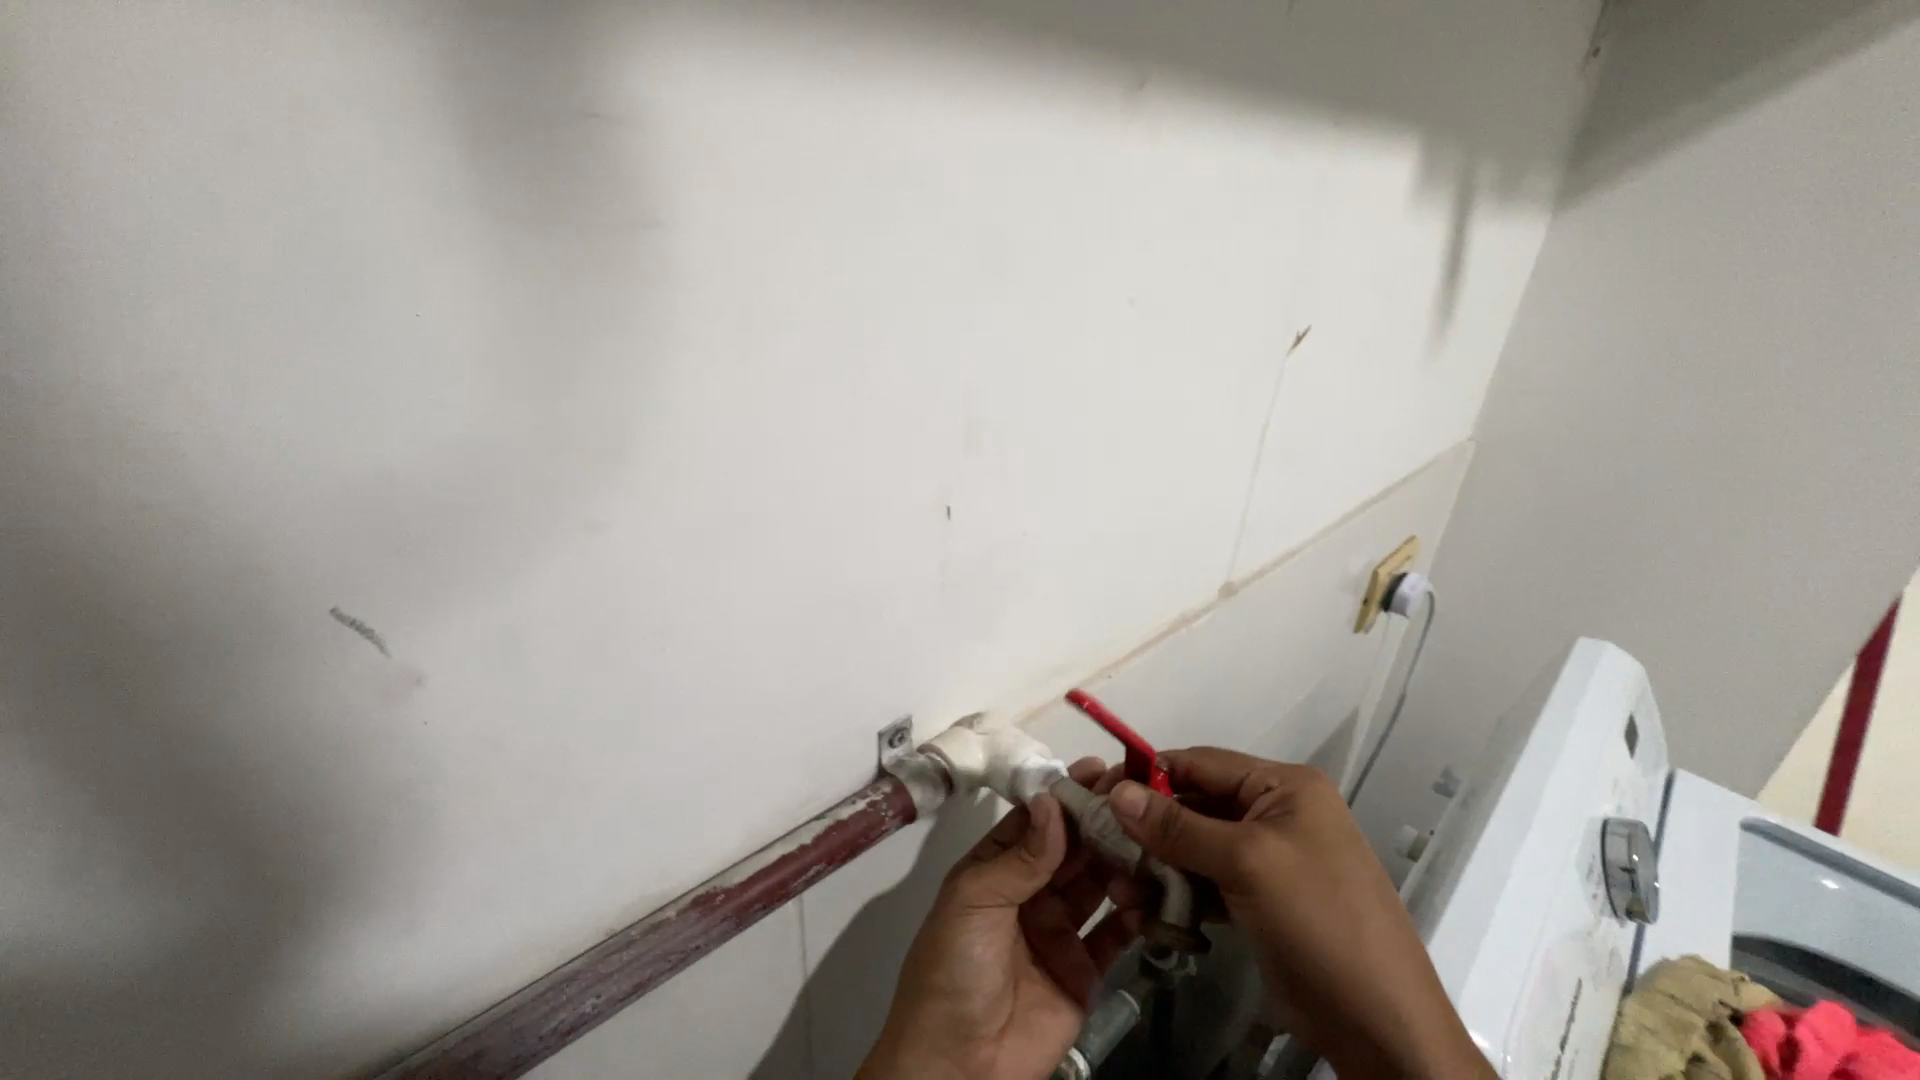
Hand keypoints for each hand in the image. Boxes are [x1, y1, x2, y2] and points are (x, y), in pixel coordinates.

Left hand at [858, 758, 1138, 1079]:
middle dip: (1101, 823)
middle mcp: (1027, 893)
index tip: (1101, 771)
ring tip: (1153, 840)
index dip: (1065, 797)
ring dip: (1122, 862)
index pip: (1034, 822)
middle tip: (1140, 798)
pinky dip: (1135, 912)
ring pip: (1096, 884)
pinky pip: (1114, 932)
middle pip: (1070, 849)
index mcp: (994, 870)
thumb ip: (1020, 857)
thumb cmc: (953, 970)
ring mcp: (1057, 931)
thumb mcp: (975, 902)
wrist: (958, 1066)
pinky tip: (1154, 891)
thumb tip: (1052, 801)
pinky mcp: (1084, 969)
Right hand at [1105, 748, 1491, 1079]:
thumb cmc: (1318, 920)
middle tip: (1101, 852)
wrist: (1380, 1022)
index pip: (1199, 764)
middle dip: (1147, 831)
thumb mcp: (1246, 862)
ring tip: (1121, 894)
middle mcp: (1273, 813)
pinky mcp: (1258, 902)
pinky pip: (1204, 884)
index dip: (1147, 777)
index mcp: (1282, 786)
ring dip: (1155, 868)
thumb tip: (1116, 792)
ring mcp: (1266, 861)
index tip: (1097, 796)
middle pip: (1192, 807)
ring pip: (1192, 849)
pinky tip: (1147, 917)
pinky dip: (1176, 897)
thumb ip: (1177, 826)